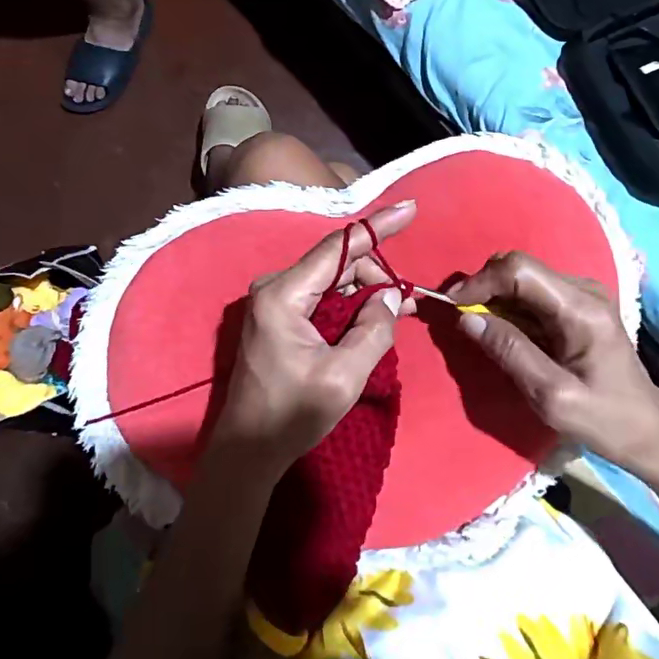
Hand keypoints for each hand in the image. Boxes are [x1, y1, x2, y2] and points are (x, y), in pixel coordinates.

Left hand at [208, 201, 417, 480]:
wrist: (249, 448)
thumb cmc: (292, 414)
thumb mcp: (343, 376)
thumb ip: (372, 330)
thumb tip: (388, 297)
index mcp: (283, 295)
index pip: (337, 248)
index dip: (377, 227)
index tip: (409, 209)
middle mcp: (275, 288)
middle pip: (337, 263)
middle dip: (375, 275)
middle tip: (405, 303)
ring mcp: (274, 301)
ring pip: (332, 279)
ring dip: (366, 291)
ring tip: (399, 311)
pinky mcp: (279, 316)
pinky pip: (322, 296)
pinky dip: (350, 304)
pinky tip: (376, 317)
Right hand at [449, 252, 658, 492]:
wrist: (649, 432)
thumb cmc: (606, 420)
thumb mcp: (552, 396)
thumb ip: (510, 353)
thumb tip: (466, 318)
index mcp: (581, 308)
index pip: (521, 270)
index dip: (481, 281)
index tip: (452, 305)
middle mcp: (583, 290)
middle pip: (520, 267)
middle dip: (483, 286)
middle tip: (459, 316)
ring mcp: (582, 296)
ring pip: (523, 278)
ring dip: (493, 297)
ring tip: (474, 326)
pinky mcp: (577, 307)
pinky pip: (532, 294)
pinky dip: (508, 306)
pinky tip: (500, 331)